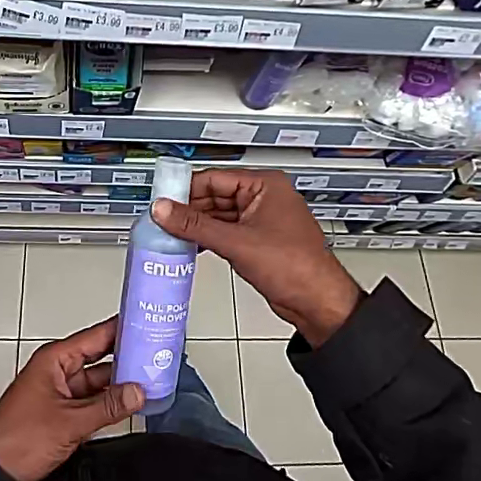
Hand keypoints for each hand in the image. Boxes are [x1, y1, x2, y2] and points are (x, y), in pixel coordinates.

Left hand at [0, 316, 143, 480]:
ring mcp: (62, 390)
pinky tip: (130, 401)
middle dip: (127, 355)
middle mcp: (59, 369)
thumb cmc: (15, 440)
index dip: (122, 328)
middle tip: (156, 352)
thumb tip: (137, 392)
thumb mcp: (69, 422)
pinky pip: (94, 398)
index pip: (97, 336)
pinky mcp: (64, 409)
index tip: (145, 322)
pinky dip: (111, 399)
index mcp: (55, 359)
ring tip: (150, 377)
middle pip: (101, 356)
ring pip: (99, 379)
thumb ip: (107, 406)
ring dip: (121, 381)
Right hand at [151, 169, 360, 345]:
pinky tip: (191, 245)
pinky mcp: (257, 240)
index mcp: (265, 185)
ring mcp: (260, 219)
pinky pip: (225, 231)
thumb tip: (166, 210)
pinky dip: (208, 237)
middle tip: (162, 219)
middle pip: (214, 195)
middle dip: (189, 209)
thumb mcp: (236, 242)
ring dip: (197, 225)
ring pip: (218, 215)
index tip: (163, 198)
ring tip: (171, 233)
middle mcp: (263, 198)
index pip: (214, 178)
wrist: (318, 302)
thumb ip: (195, 225)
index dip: (186, 188)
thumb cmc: (298, 267)